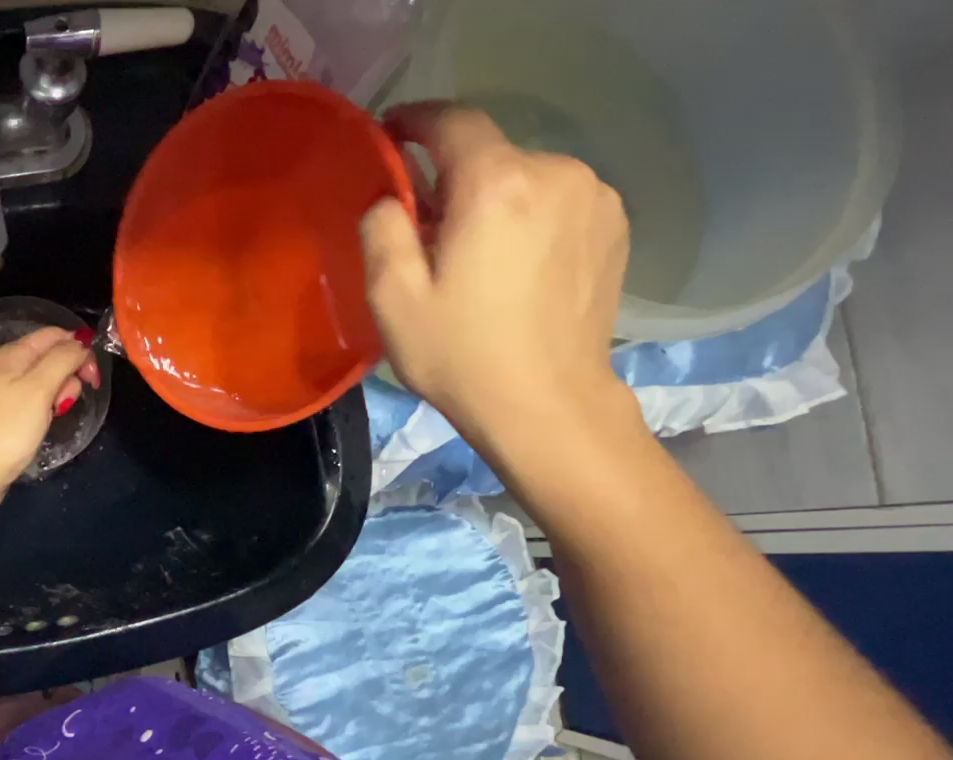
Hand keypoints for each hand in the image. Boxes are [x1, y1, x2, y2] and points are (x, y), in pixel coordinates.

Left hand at [0, 326, 100, 501]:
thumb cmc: (8, 428)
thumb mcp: (39, 388)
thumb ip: (62, 359)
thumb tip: (81, 343)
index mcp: (15, 353)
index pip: (56, 335)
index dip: (79, 349)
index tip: (92, 376)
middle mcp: (11, 366)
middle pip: (54, 357)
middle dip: (70, 375)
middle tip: (66, 399)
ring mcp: (10, 390)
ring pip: (50, 381)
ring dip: (61, 394)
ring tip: (53, 413)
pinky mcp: (12, 413)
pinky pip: (40, 400)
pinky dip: (48, 408)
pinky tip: (45, 422)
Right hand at [359, 103, 632, 438]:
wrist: (546, 402)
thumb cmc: (459, 354)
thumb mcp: (392, 299)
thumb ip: (382, 230)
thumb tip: (391, 198)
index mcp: (496, 186)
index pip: (454, 122)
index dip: (416, 121)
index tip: (391, 134)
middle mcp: (555, 173)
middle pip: (490, 155)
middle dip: (452, 180)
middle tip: (423, 229)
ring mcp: (594, 198)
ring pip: (525, 178)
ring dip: (492, 201)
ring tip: (471, 254)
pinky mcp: (614, 225)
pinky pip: (557, 201)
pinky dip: (527, 217)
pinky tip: (512, 266)